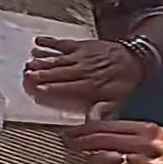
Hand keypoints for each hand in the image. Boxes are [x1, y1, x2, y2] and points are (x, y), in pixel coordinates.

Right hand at [24, 37, 143, 106]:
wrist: (136, 58)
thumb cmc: (123, 82)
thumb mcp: (117, 100)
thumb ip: (102, 110)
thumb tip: (91, 121)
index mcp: (90, 85)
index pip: (66, 87)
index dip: (51, 87)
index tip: (38, 88)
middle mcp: (83, 70)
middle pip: (59, 72)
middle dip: (42, 74)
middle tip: (27, 75)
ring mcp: (81, 56)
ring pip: (58, 59)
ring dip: (43, 61)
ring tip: (29, 63)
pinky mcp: (81, 45)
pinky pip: (63, 43)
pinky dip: (49, 42)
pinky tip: (37, 42)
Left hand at [61, 118, 162, 163]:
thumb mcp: (153, 132)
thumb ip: (127, 129)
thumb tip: (97, 124)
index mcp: (147, 129)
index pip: (108, 126)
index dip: (85, 129)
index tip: (72, 131)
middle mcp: (146, 145)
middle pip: (104, 141)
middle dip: (82, 141)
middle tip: (68, 142)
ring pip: (108, 159)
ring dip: (93, 158)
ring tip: (86, 156)